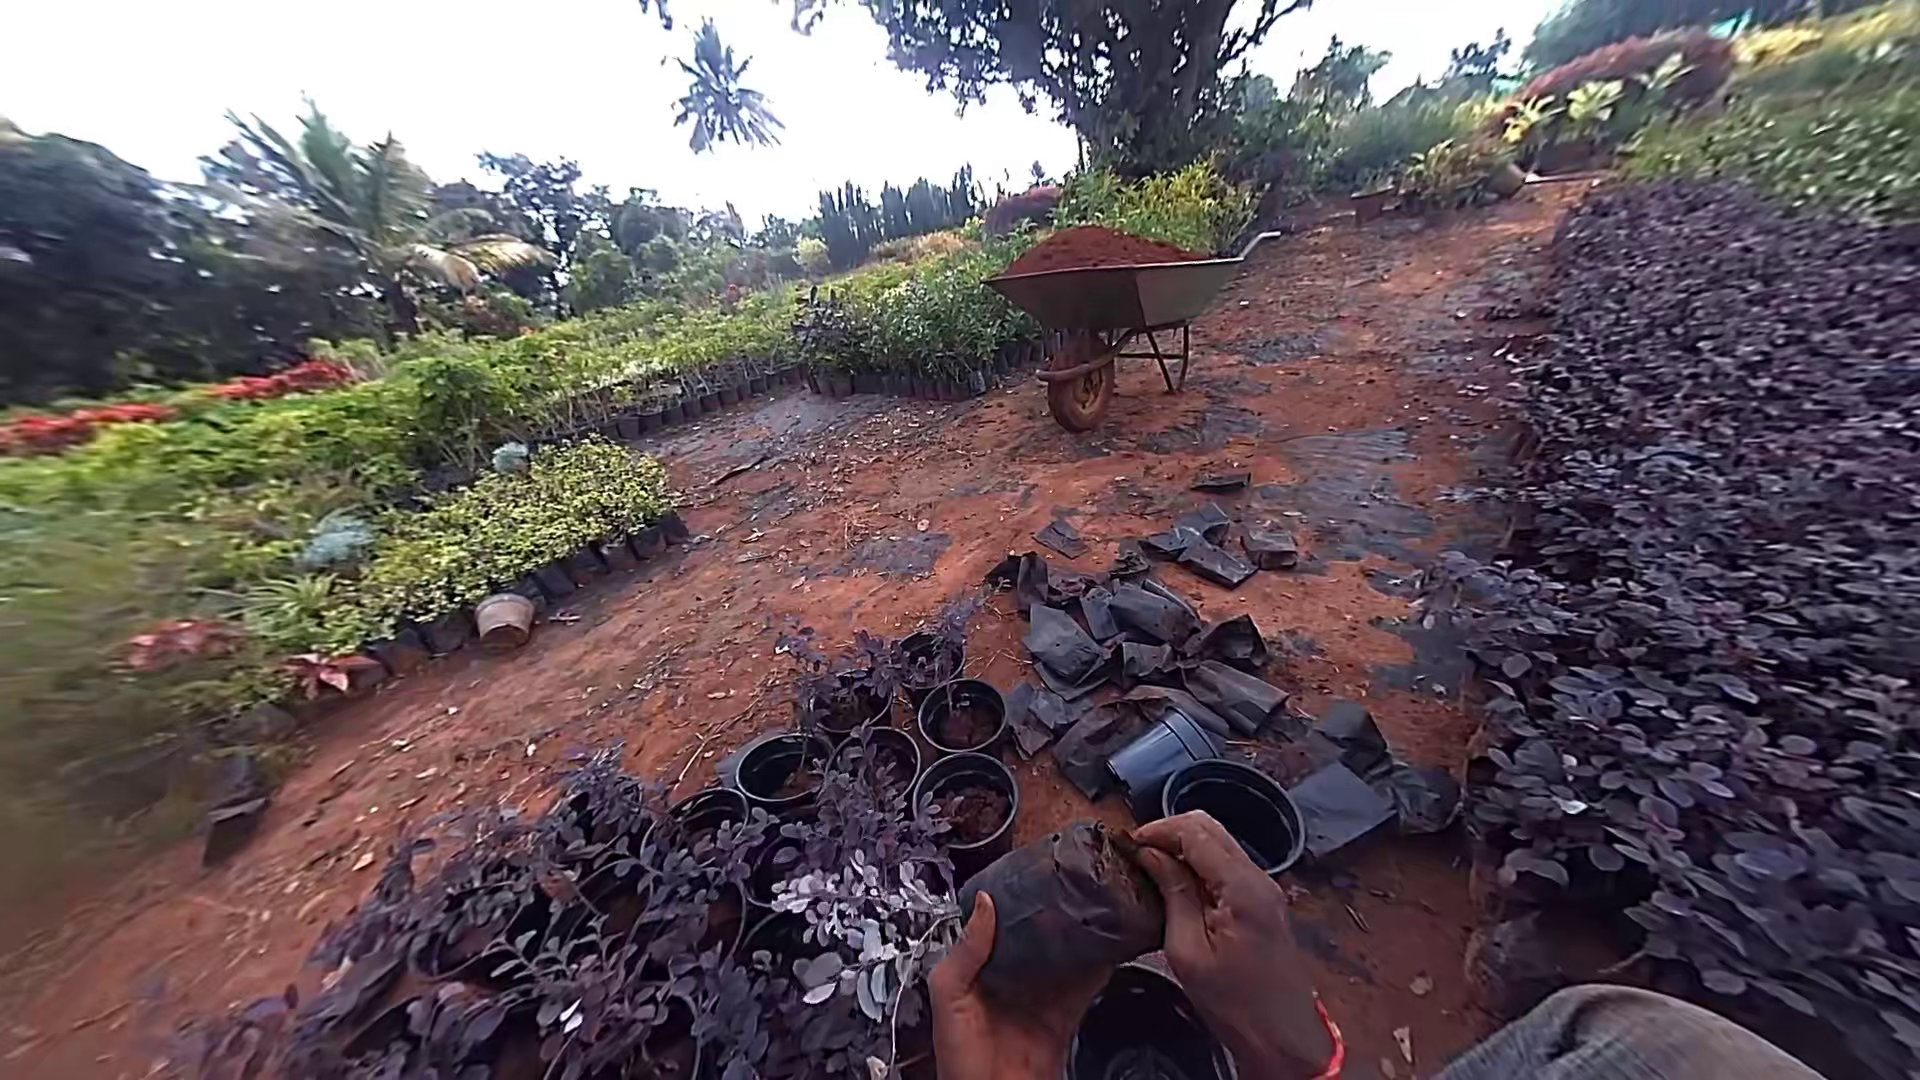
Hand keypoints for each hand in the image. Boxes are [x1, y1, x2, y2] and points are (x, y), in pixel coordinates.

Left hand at [928, 892, 1105, 1079]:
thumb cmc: (958, 1062)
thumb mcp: (949, 995)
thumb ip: (965, 950)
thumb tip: (983, 901)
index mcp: (981, 965)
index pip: (999, 921)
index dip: (1014, 898)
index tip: (1031, 874)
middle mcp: (1012, 975)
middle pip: (1036, 934)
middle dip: (1051, 912)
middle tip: (1070, 883)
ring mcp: (1039, 995)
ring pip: (1063, 954)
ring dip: (1077, 933)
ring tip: (1093, 904)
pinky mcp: (1062, 1017)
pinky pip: (1083, 987)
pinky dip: (1097, 966)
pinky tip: (1108, 946)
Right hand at [1134, 811, 1333, 1078]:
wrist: (1288, 1046)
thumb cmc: (1234, 1005)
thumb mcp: (1188, 951)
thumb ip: (1172, 893)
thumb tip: (1149, 853)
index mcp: (1242, 887)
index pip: (1194, 832)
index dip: (1158, 830)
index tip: (1130, 844)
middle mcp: (1257, 876)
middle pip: (1207, 827)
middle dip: (1168, 831)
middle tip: (1140, 851)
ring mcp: (1264, 885)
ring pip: (1216, 838)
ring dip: (1182, 843)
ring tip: (1153, 863)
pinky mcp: (1262, 897)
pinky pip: (1225, 859)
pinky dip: (1197, 858)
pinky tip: (1177, 878)